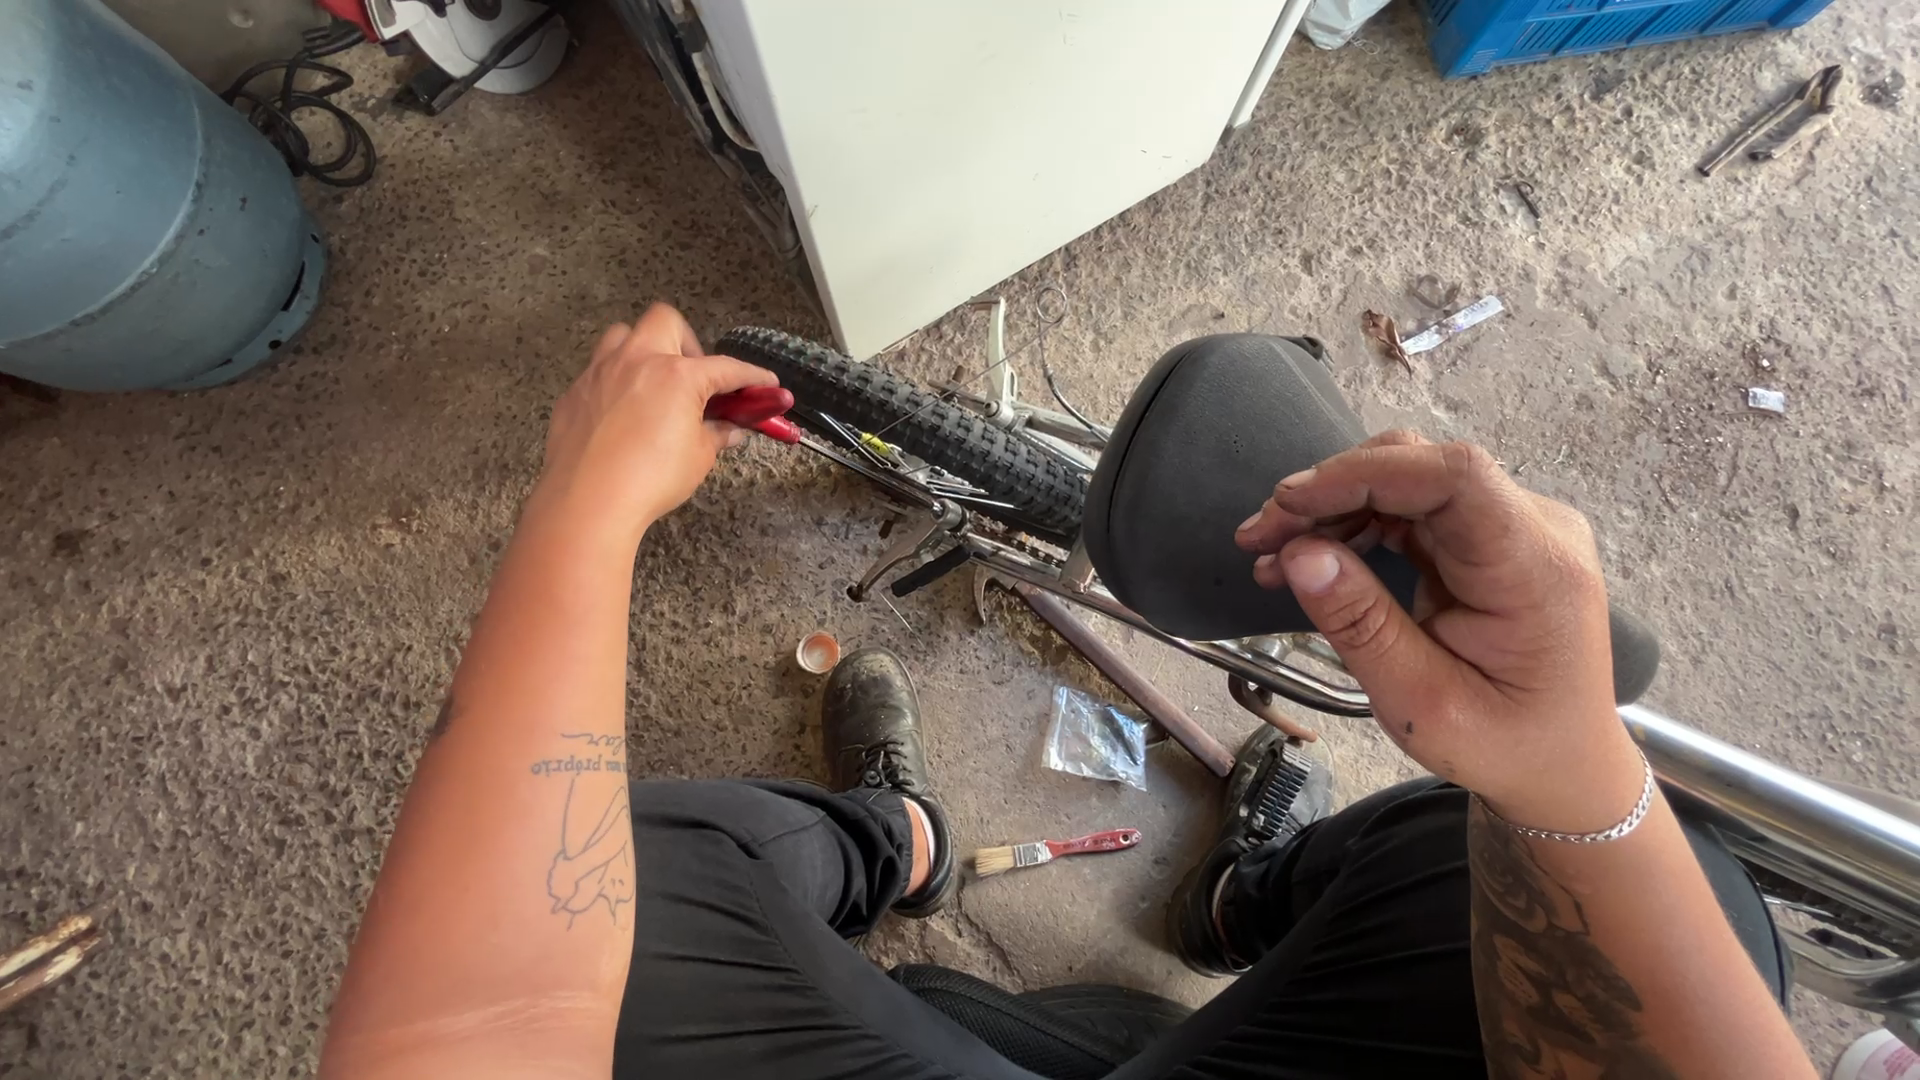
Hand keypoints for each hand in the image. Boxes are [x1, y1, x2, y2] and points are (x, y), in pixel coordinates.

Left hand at [536, 304, 777, 542]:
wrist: (589, 500)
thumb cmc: (650, 478)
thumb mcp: (699, 456)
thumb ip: (716, 434)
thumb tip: (730, 430)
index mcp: (677, 375)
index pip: (726, 368)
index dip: (752, 376)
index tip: (766, 383)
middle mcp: (637, 361)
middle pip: (666, 321)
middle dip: (687, 342)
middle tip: (696, 377)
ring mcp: (601, 372)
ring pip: (624, 335)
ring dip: (645, 349)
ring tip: (656, 383)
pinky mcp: (576, 391)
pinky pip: (600, 369)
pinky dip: (619, 380)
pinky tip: (627, 411)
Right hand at [1235, 431, 1643, 832]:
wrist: (1560, 767)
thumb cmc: (1502, 745)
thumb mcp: (1421, 701)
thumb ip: (1360, 624)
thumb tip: (1298, 553)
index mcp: (1534, 569)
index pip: (1453, 478)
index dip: (1361, 474)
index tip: (1286, 505)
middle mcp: (1532, 528)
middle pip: (1419, 468)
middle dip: (1328, 491)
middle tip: (1259, 538)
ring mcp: (1509, 527)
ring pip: (1403, 480)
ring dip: (1329, 507)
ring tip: (1270, 553)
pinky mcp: (1483, 538)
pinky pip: (1405, 507)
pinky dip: (1347, 523)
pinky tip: (1306, 557)